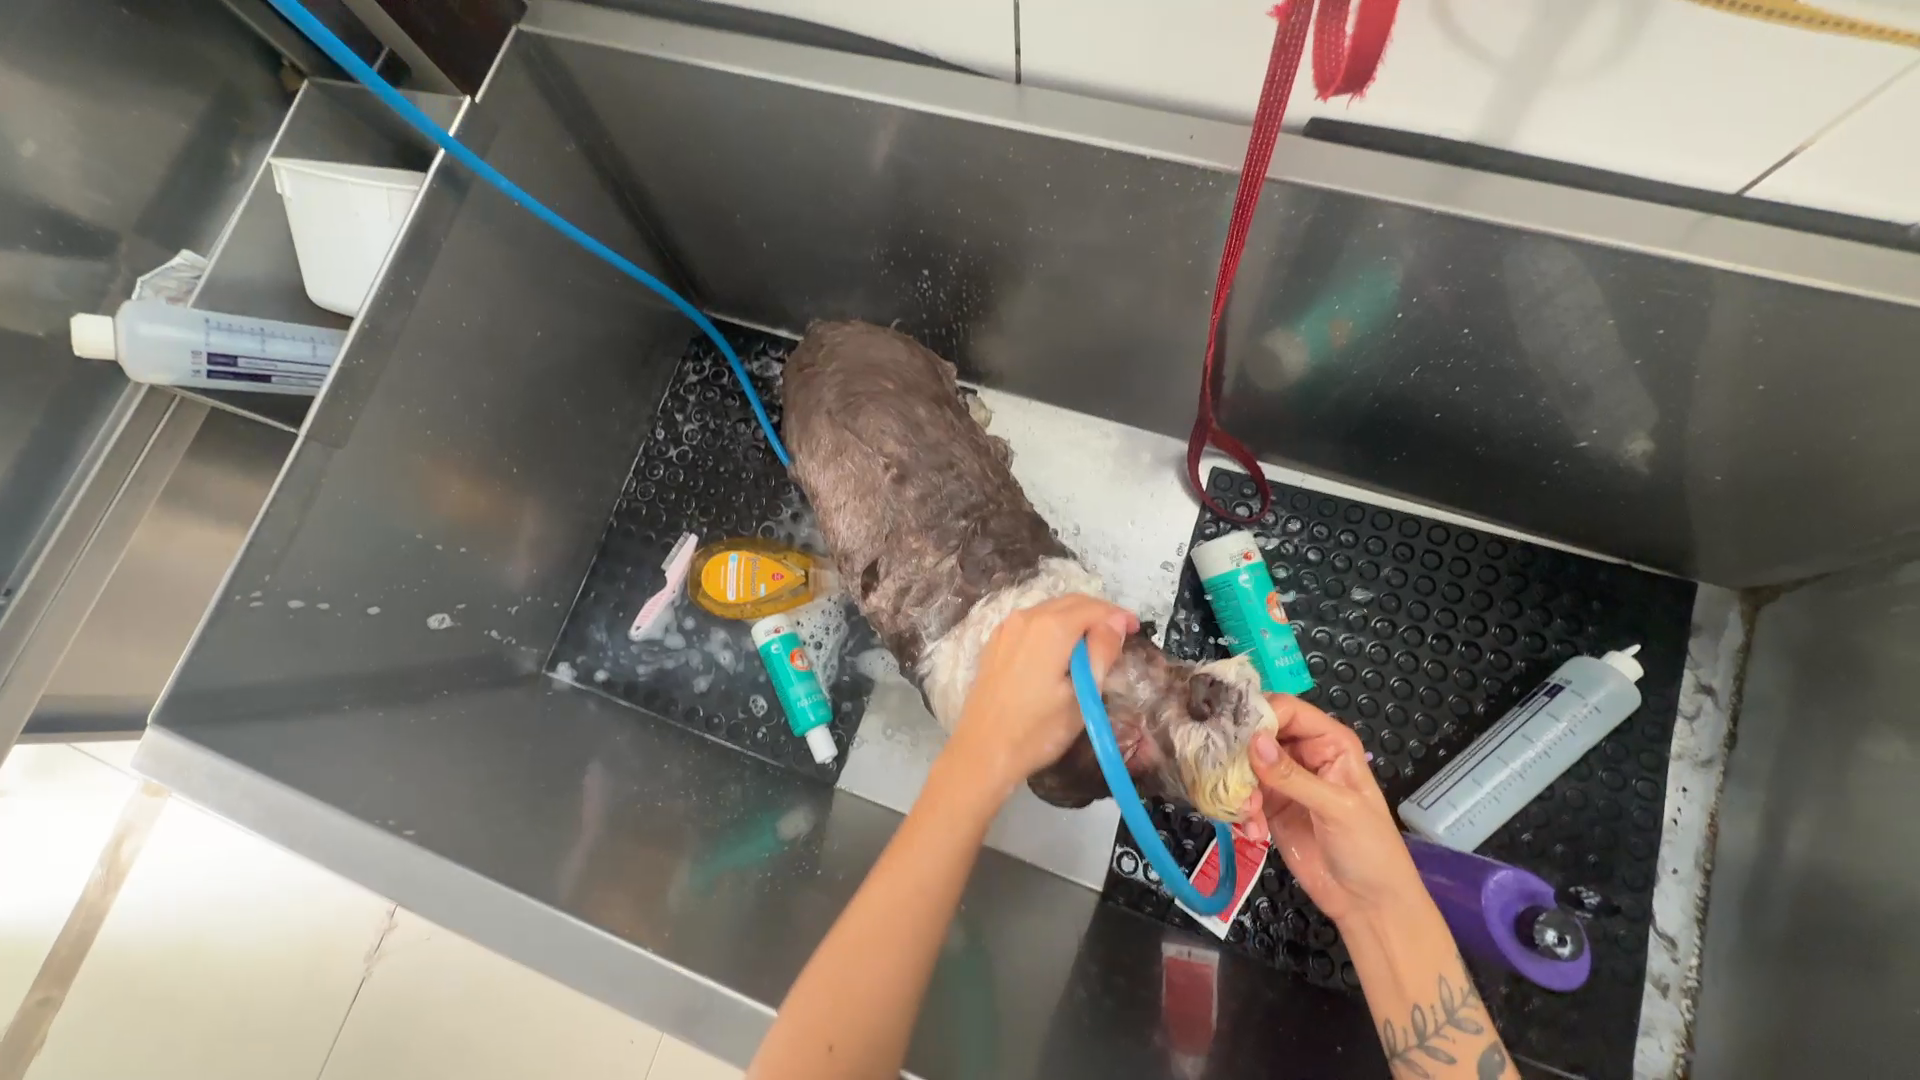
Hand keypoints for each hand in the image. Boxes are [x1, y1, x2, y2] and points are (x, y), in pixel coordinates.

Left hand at [939, 594, 1137, 804]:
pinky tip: (1060, 651)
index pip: (1095, 608)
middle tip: (1119, 636)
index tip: (1136, 630)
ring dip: (1075, 619)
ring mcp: (1006, 628)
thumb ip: (1101, 652)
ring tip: (1093, 645)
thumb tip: (1116, 622)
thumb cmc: (1037, 730)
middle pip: (1071, 602)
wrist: (982, 751)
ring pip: (1050, 609)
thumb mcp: (1082, 695)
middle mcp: (1026, 617)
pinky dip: (1052, 627)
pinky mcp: (995, 642)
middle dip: (1098, 614)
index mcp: (1051, 627)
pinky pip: (1031, 622)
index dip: (1119, 616)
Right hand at [1247, 695, 1423, 925]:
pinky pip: (1244, 794)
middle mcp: (1304, 754)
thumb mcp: (1337, 809)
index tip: (1236, 735)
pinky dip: (1242, 810)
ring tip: (1248, 812)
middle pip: (1259, 734)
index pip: (1287, 710)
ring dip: (1240, 787)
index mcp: (1330, 742)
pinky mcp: (1270, 806)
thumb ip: (1292, 775)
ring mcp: (1284, 781)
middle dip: (1241, 753)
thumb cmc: (1370, 850)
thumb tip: (1253, 741)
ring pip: (1245, 764)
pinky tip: (1254, 832)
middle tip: (1230, 775)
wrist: (1370, 905)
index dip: (1260, 716)